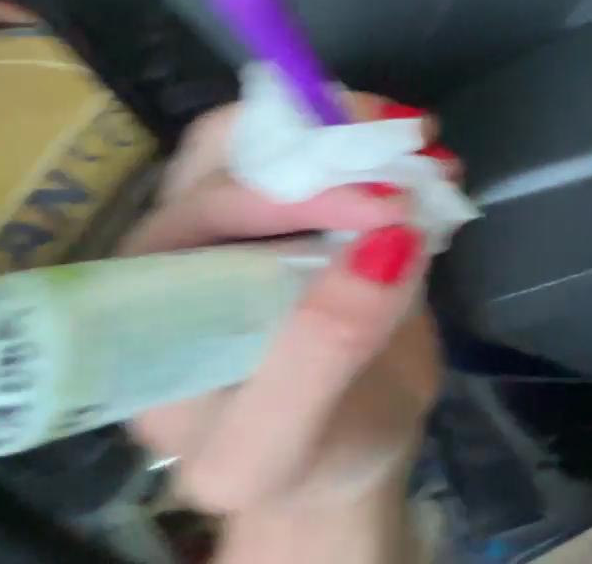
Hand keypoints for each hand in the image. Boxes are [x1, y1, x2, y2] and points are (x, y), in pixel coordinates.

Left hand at [118, 97, 445, 520]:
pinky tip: (439, 165)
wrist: (358, 454)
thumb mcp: (280, 444)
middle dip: (324, 136)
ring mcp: (266, 226)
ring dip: (361, 128)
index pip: (194, 211)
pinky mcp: (330, 217)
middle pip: (236, 152)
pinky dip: (394, 148)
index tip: (386, 206)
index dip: (282, 189)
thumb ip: (318, 353)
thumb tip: (390, 236)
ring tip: (429, 145)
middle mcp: (197, 250)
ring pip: (290, 141)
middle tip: (408, 143)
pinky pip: (349, 160)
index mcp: (152, 303)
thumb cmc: (303, 464)